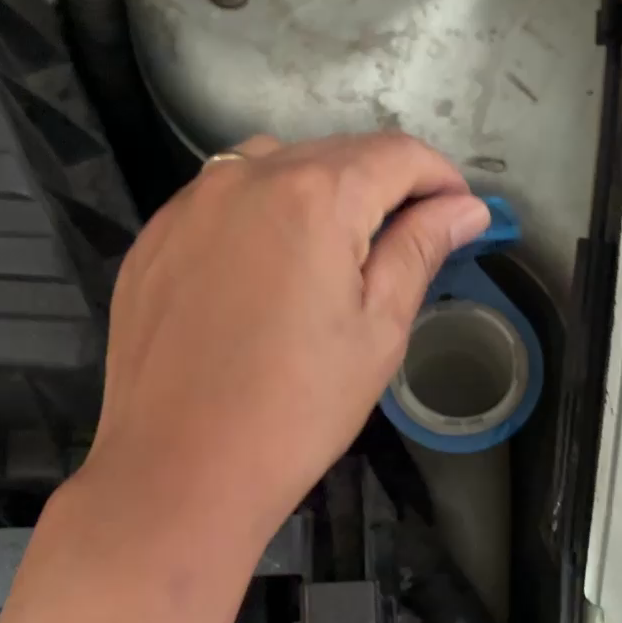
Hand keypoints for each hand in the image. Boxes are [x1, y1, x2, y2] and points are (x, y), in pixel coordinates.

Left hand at [74, 132, 489, 545]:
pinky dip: (265, 216)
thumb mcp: (379, 329)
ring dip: (323, 193)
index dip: (441, 178)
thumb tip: (466, 208)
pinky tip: (270, 275)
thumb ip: (420, 250)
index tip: (462, 214)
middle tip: (411, 244)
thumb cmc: (300, 408)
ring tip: (338, 255)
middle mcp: (245, 176)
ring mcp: (190, 204)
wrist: (183, 468)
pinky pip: (224, 201)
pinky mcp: (155, 239)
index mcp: (315, 196)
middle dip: (386, 187)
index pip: (397, 154)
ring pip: (276, 166)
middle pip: (337, 154)